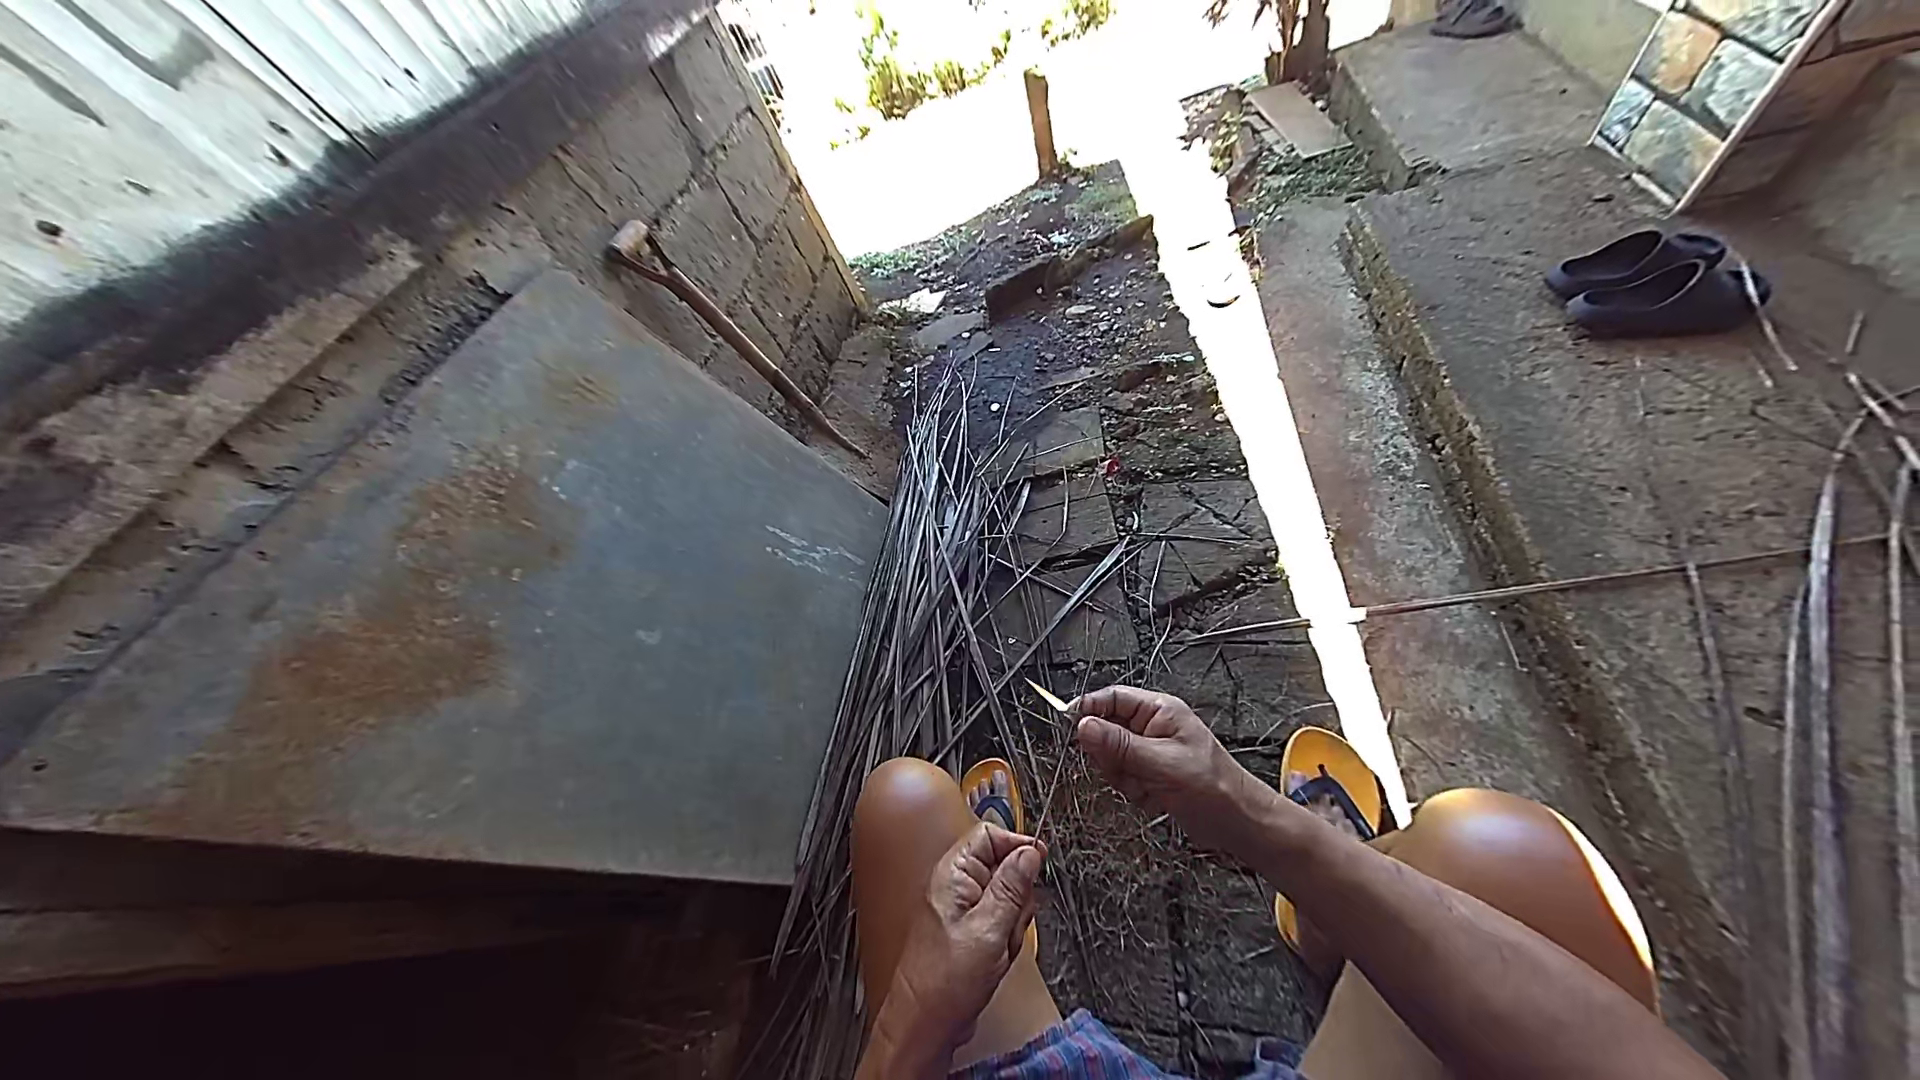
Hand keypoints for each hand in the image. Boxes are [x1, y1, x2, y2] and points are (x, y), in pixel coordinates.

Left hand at [877, 822, 1046, 1068]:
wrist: (924, 1027)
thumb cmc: (943, 981)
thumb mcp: (989, 929)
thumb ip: (1012, 887)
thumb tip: (1030, 852)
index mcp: (954, 871)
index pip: (990, 834)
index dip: (1017, 845)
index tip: (1038, 862)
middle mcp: (957, 884)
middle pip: (1004, 867)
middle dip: (1017, 897)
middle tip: (1008, 923)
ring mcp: (964, 907)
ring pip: (1008, 897)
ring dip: (1012, 923)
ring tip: (999, 947)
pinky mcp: (971, 929)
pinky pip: (1002, 921)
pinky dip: (1007, 939)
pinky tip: (997, 958)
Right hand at [1071, 684, 1278, 857]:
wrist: (1239, 825)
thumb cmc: (1215, 788)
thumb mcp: (1162, 763)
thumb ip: (1120, 745)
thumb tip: (1083, 725)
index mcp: (1158, 710)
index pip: (1111, 697)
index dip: (1088, 709)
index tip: (1070, 724)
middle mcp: (1151, 726)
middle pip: (1105, 729)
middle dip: (1111, 755)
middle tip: (1127, 769)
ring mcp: (1148, 750)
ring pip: (1110, 757)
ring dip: (1123, 777)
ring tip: (1148, 786)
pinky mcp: (1148, 772)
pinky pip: (1121, 777)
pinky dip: (1132, 790)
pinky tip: (1154, 797)